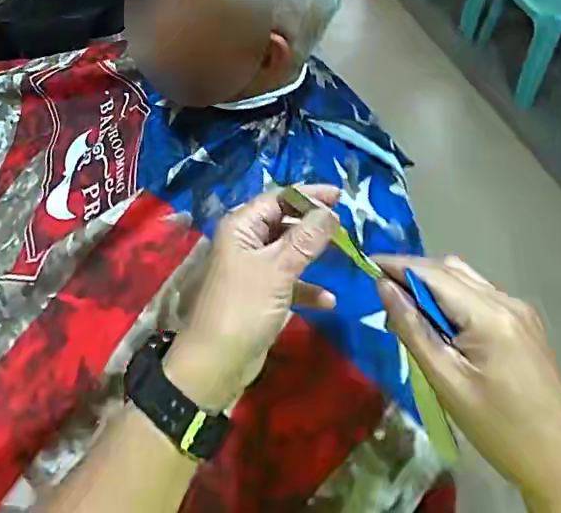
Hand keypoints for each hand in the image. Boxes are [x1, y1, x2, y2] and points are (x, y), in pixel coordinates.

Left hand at [164, 185, 341, 411]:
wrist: (216, 364)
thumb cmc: (244, 306)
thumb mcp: (278, 268)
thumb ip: (306, 238)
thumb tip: (330, 213)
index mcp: (241, 226)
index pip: (278, 198)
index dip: (309, 195)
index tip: (340, 196)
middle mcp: (245, 240)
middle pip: (283, 221)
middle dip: (313, 222)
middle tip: (344, 225)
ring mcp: (252, 267)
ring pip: (287, 250)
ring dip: (312, 252)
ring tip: (343, 253)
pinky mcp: (260, 293)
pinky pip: (288, 280)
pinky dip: (306, 286)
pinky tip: (328, 300)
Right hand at [376, 255, 560, 511]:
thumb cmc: (500, 429)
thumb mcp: (448, 382)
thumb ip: (413, 330)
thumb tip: (383, 287)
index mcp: (489, 313)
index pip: (433, 273)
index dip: (398, 265)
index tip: (366, 263)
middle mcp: (507, 301)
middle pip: (450, 270)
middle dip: (413, 272)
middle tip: (381, 289)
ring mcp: (520, 311)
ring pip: (466, 280)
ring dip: (433, 284)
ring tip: (405, 305)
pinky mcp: (526, 325)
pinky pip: (481, 296)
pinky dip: (454, 297)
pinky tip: (440, 320)